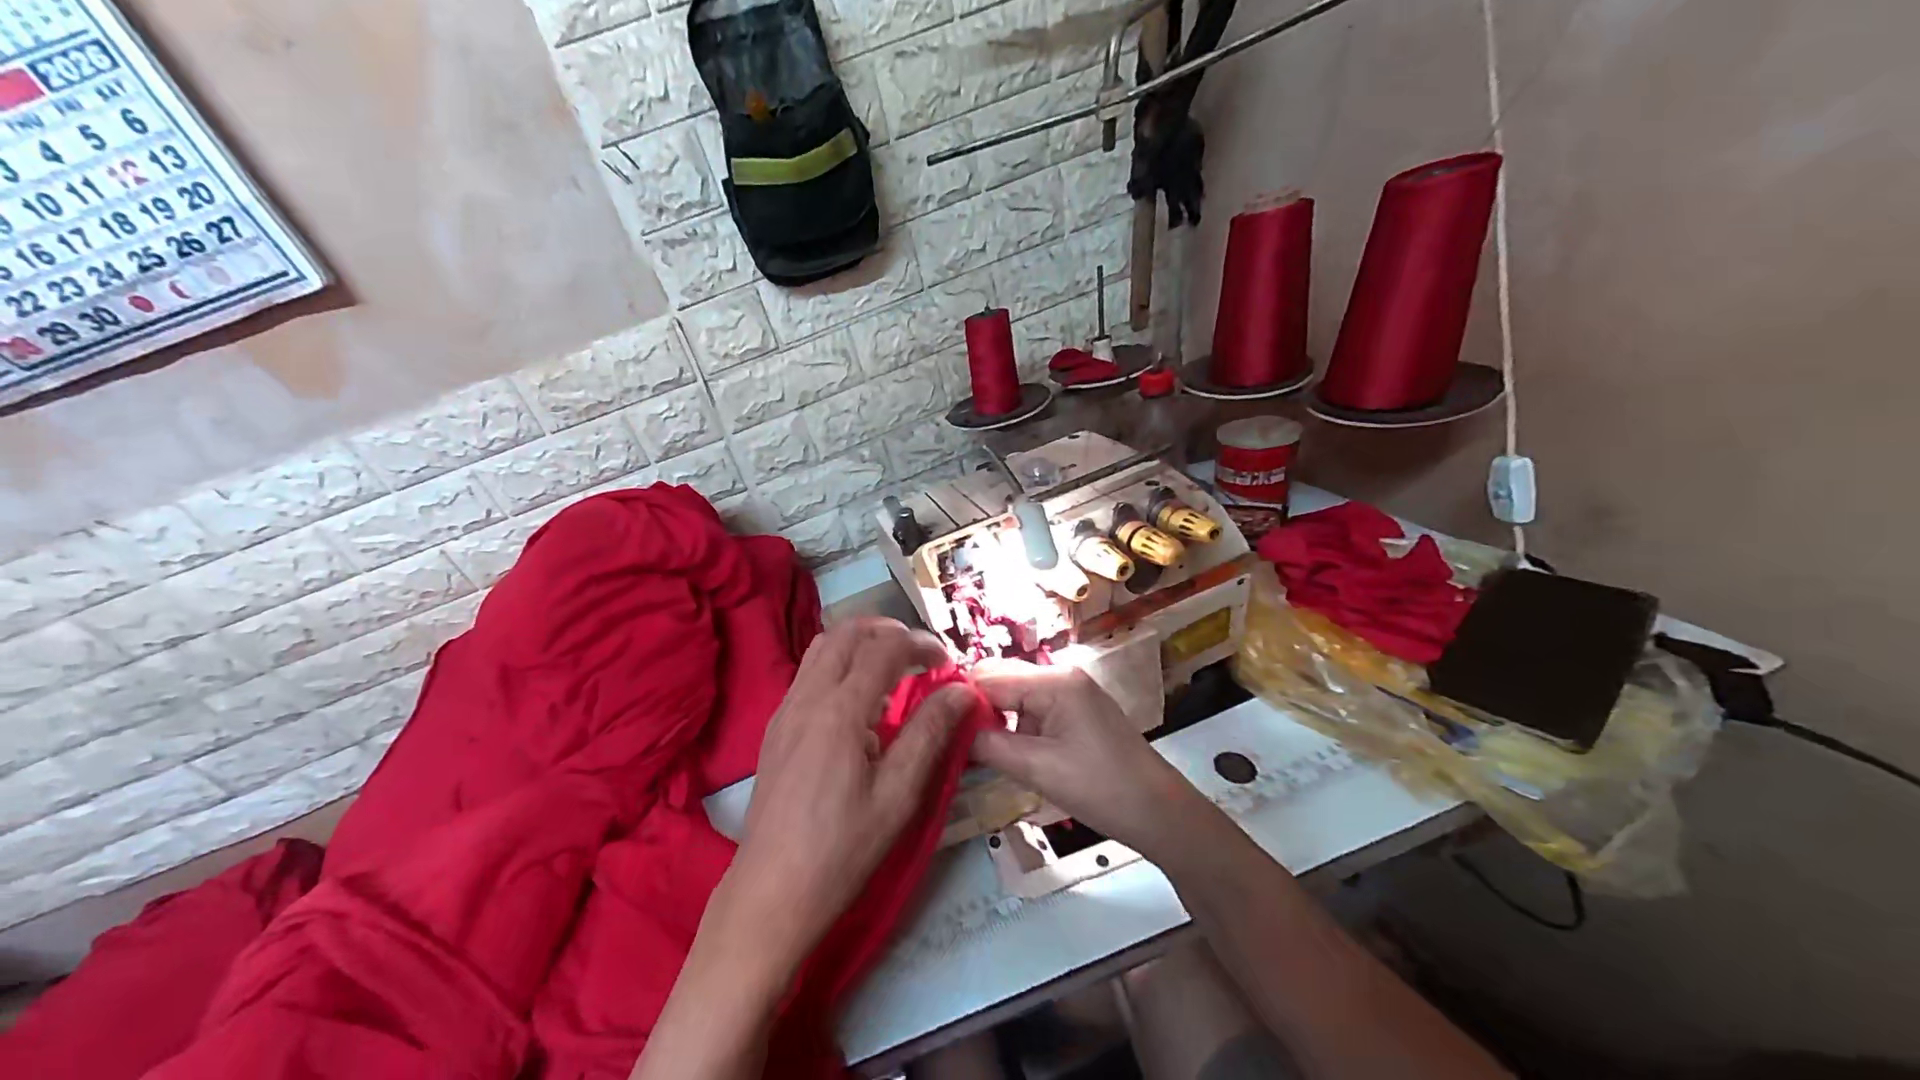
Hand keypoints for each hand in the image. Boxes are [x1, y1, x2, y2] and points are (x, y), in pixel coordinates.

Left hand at [722, 618, 977, 970]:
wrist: (771, 892)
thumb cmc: (842, 849)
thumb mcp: (898, 795)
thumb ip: (930, 734)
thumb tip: (962, 690)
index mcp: (839, 711)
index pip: (884, 648)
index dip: (920, 644)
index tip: (947, 661)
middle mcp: (807, 698)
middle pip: (846, 633)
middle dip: (887, 630)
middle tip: (920, 653)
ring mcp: (785, 710)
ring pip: (822, 648)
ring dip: (860, 643)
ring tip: (892, 668)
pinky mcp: (775, 727)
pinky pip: (808, 673)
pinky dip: (839, 664)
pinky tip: (859, 702)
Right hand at [970, 660, 1227, 866]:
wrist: (1158, 812)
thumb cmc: (1101, 788)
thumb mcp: (1038, 768)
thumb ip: (989, 745)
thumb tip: (950, 730)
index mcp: (1054, 681)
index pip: (989, 676)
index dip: (959, 698)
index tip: (932, 724)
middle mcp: (1062, 676)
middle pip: (1001, 681)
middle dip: (975, 708)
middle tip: (947, 739)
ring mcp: (1071, 693)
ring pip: (1014, 697)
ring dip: (994, 721)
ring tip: (969, 750)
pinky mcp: (1076, 712)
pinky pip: (1033, 711)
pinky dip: (1015, 729)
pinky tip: (1002, 752)